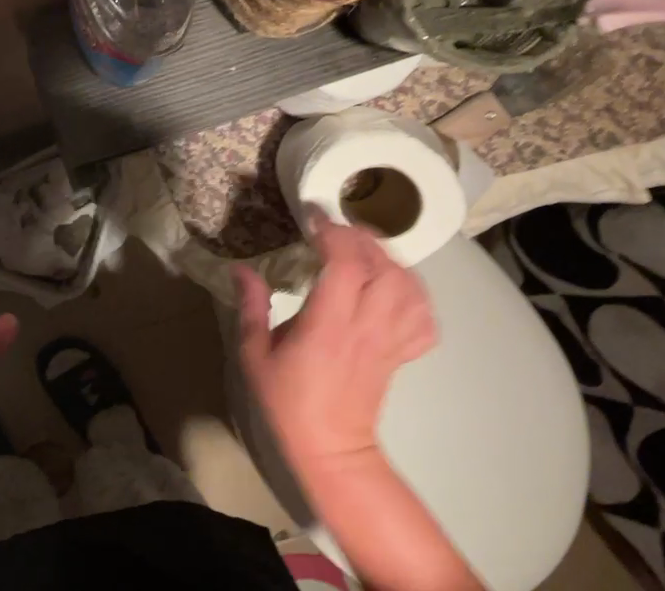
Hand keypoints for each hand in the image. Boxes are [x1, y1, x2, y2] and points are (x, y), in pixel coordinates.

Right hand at [233, 212, 436, 466]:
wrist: (330, 448)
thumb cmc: (286, 400)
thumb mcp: (254, 353)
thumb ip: (251, 307)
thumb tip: (241, 269)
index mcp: (328, 325)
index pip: (345, 264)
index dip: (333, 232)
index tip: (312, 216)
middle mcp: (366, 328)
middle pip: (383, 267)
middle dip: (362, 238)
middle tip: (336, 228)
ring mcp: (390, 341)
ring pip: (408, 287)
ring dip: (389, 259)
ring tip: (363, 249)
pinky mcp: (402, 354)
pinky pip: (424, 318)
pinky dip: (415, 294)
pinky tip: (393, 286)